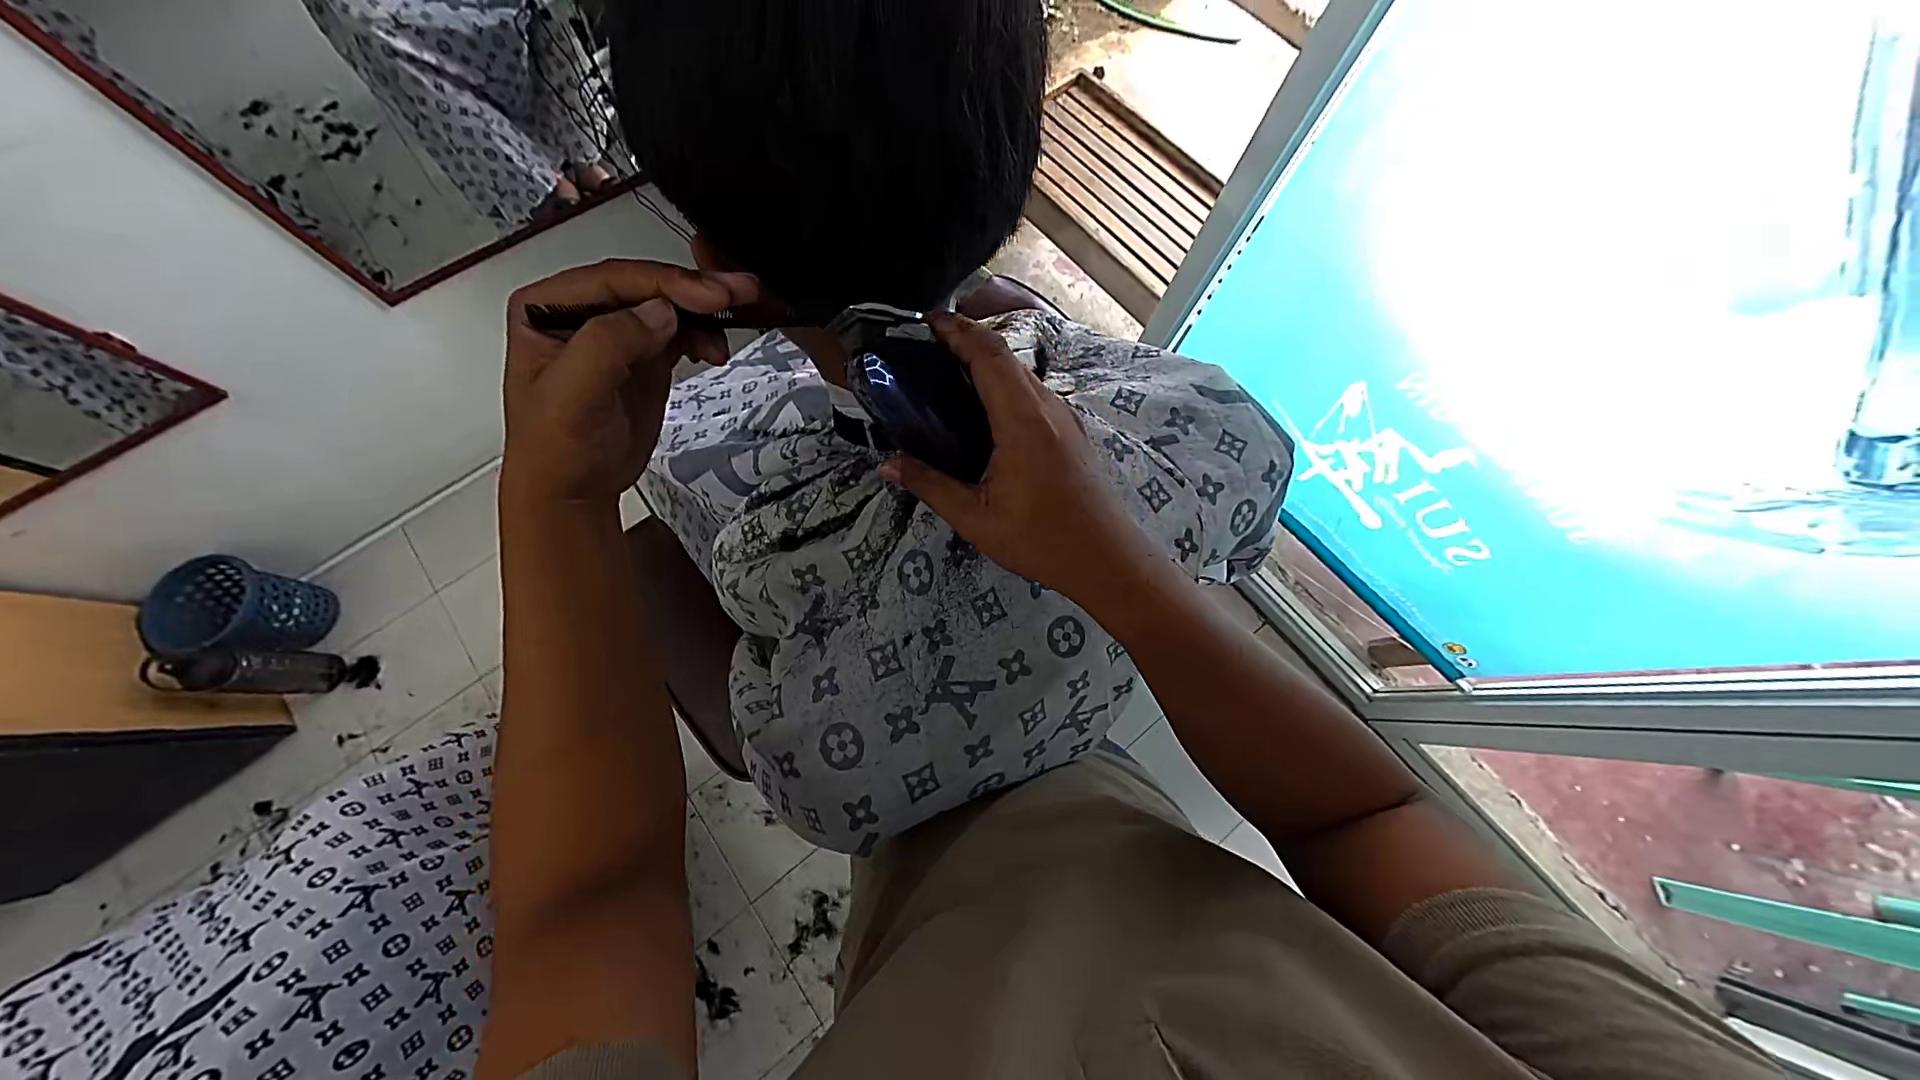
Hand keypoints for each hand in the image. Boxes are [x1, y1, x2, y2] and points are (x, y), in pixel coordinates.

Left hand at [501, 259, 757, 503]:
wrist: (575, 490)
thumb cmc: (556, 449)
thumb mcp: (573, 396)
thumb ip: (609, 345)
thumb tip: (658, 312)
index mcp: (548, 307)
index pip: (615, 280)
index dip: (667, 283)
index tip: (710, 295)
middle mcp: (583, 313)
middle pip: (647, 286)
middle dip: (695, 289)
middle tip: (738, 292)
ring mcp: (618, 335)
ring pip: (669, 307)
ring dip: (705, 313)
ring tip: (732, 326)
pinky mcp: (645, 358)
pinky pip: (681, 333)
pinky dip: (704, 335)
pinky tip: (715, 347)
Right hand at [878, 313, 1165, 604]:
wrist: (1107, 560)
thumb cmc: (1043, 541)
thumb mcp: (976, 518)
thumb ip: (930, 485)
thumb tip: (889, 464)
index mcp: (1024, 421)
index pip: (989, 355)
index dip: (958, 331)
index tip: (928, 322)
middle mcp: (1050, 409)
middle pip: (1007, 357)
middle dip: (969, 341)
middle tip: (930, 347)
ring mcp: (1067, 419)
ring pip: (1024, 375)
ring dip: (990, 364)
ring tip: (953, 373)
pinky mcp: (1074, 433)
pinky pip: (1036, 395)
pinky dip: (1007, 387)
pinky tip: (988, 411)